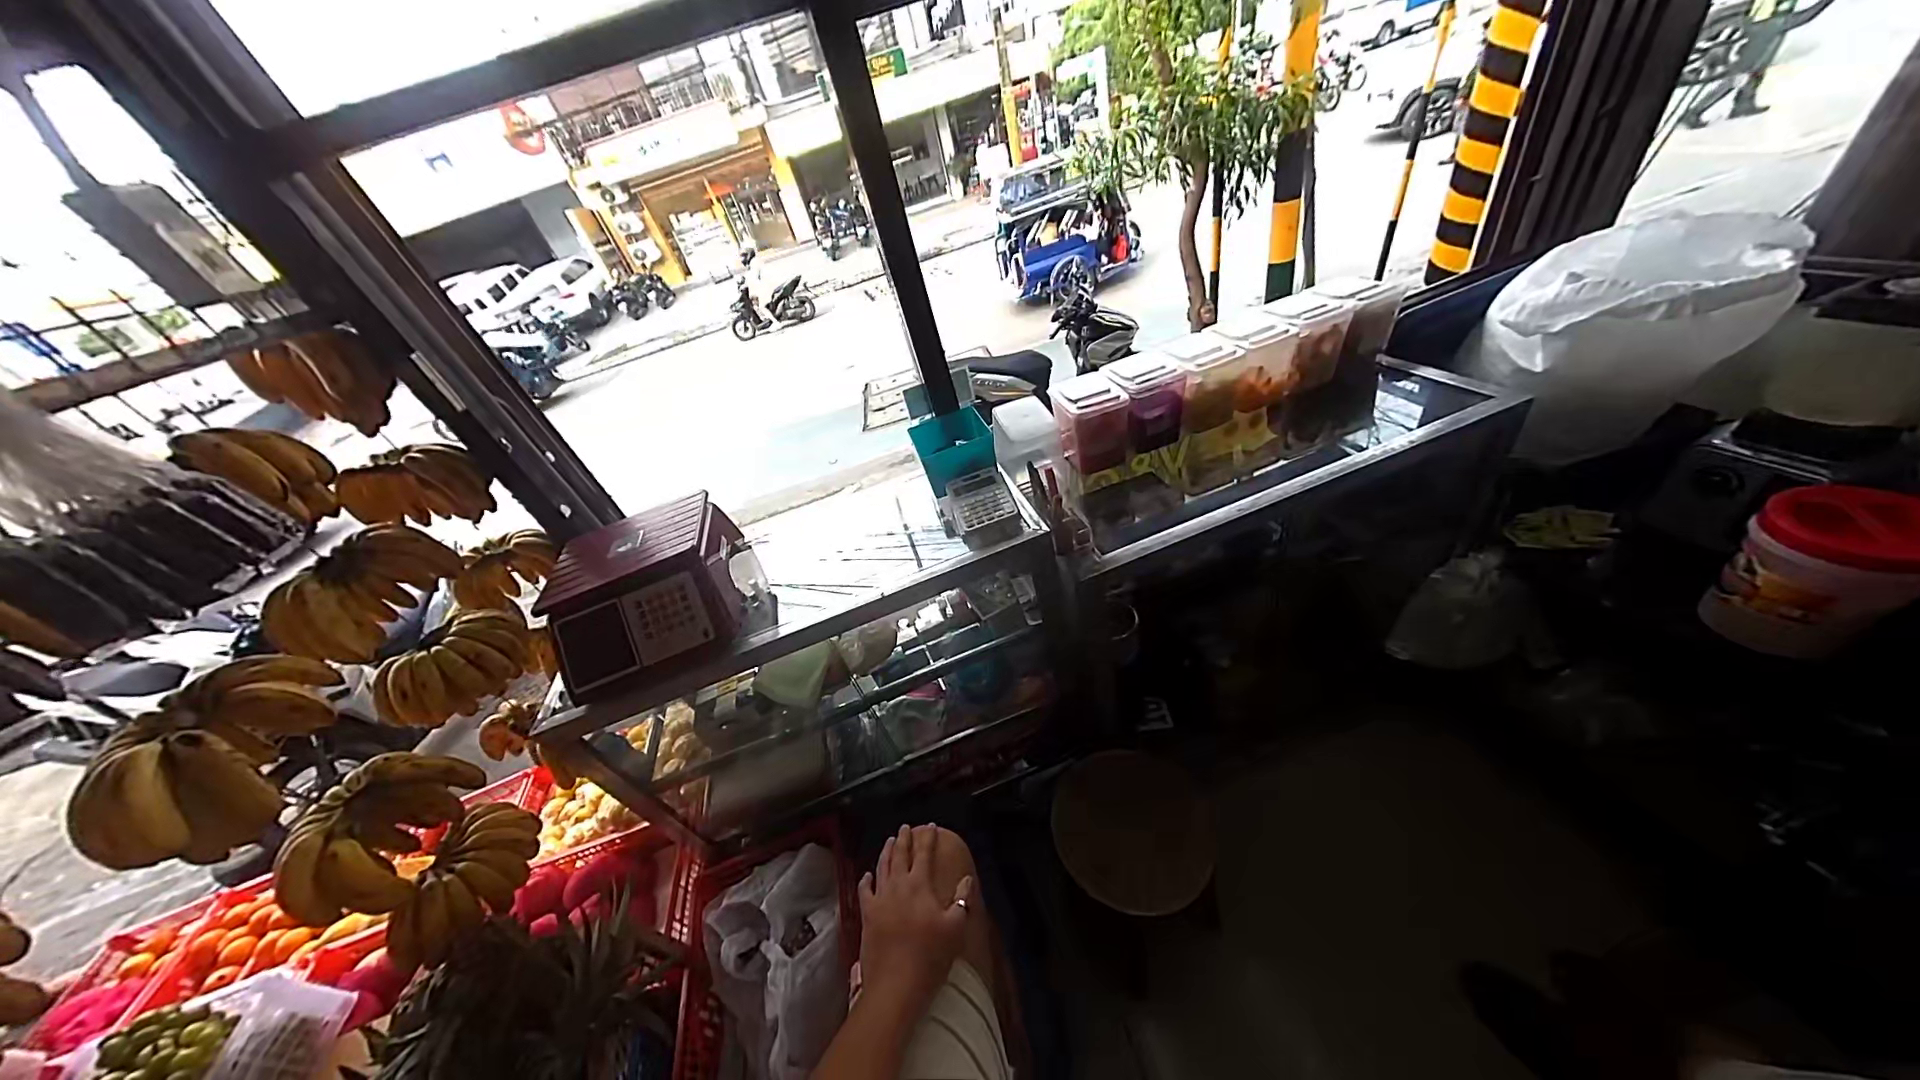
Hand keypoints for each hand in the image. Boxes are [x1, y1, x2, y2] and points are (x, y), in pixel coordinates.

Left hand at [857, 824, 970, 1015]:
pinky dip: (866, 880)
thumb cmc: (930, 956)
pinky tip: (867, 874)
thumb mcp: (956, 928)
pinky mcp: (867, 916)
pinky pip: (864, 891)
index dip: (928, 838)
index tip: (931, 826)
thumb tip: (967, 878)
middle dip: (904, 839)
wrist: (895, 985)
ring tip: (889, 841)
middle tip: (906, 827)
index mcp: (920, 885)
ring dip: (886, 852)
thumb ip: (962, 899)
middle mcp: (898, 886)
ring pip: (882, 868)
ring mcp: (879, 900)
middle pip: (900, 855)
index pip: (924, 854)